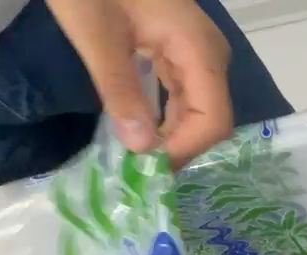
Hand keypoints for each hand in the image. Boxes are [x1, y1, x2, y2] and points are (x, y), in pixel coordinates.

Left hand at [48, 0, 234, 166]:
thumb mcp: (94, 32)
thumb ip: (120, 91)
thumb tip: (142, 150)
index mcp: (199, 50)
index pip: (212, 120)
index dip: (186, 149)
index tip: (150, 167)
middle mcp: (209, 56)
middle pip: (209, 120)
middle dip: (179, 148)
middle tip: (142, 170)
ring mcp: (197, 54)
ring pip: (197, 113)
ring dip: (172, 137)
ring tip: (141, 156)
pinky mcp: (180, 52)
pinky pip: (183, 97)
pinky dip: (165, 118)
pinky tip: (142, 130)